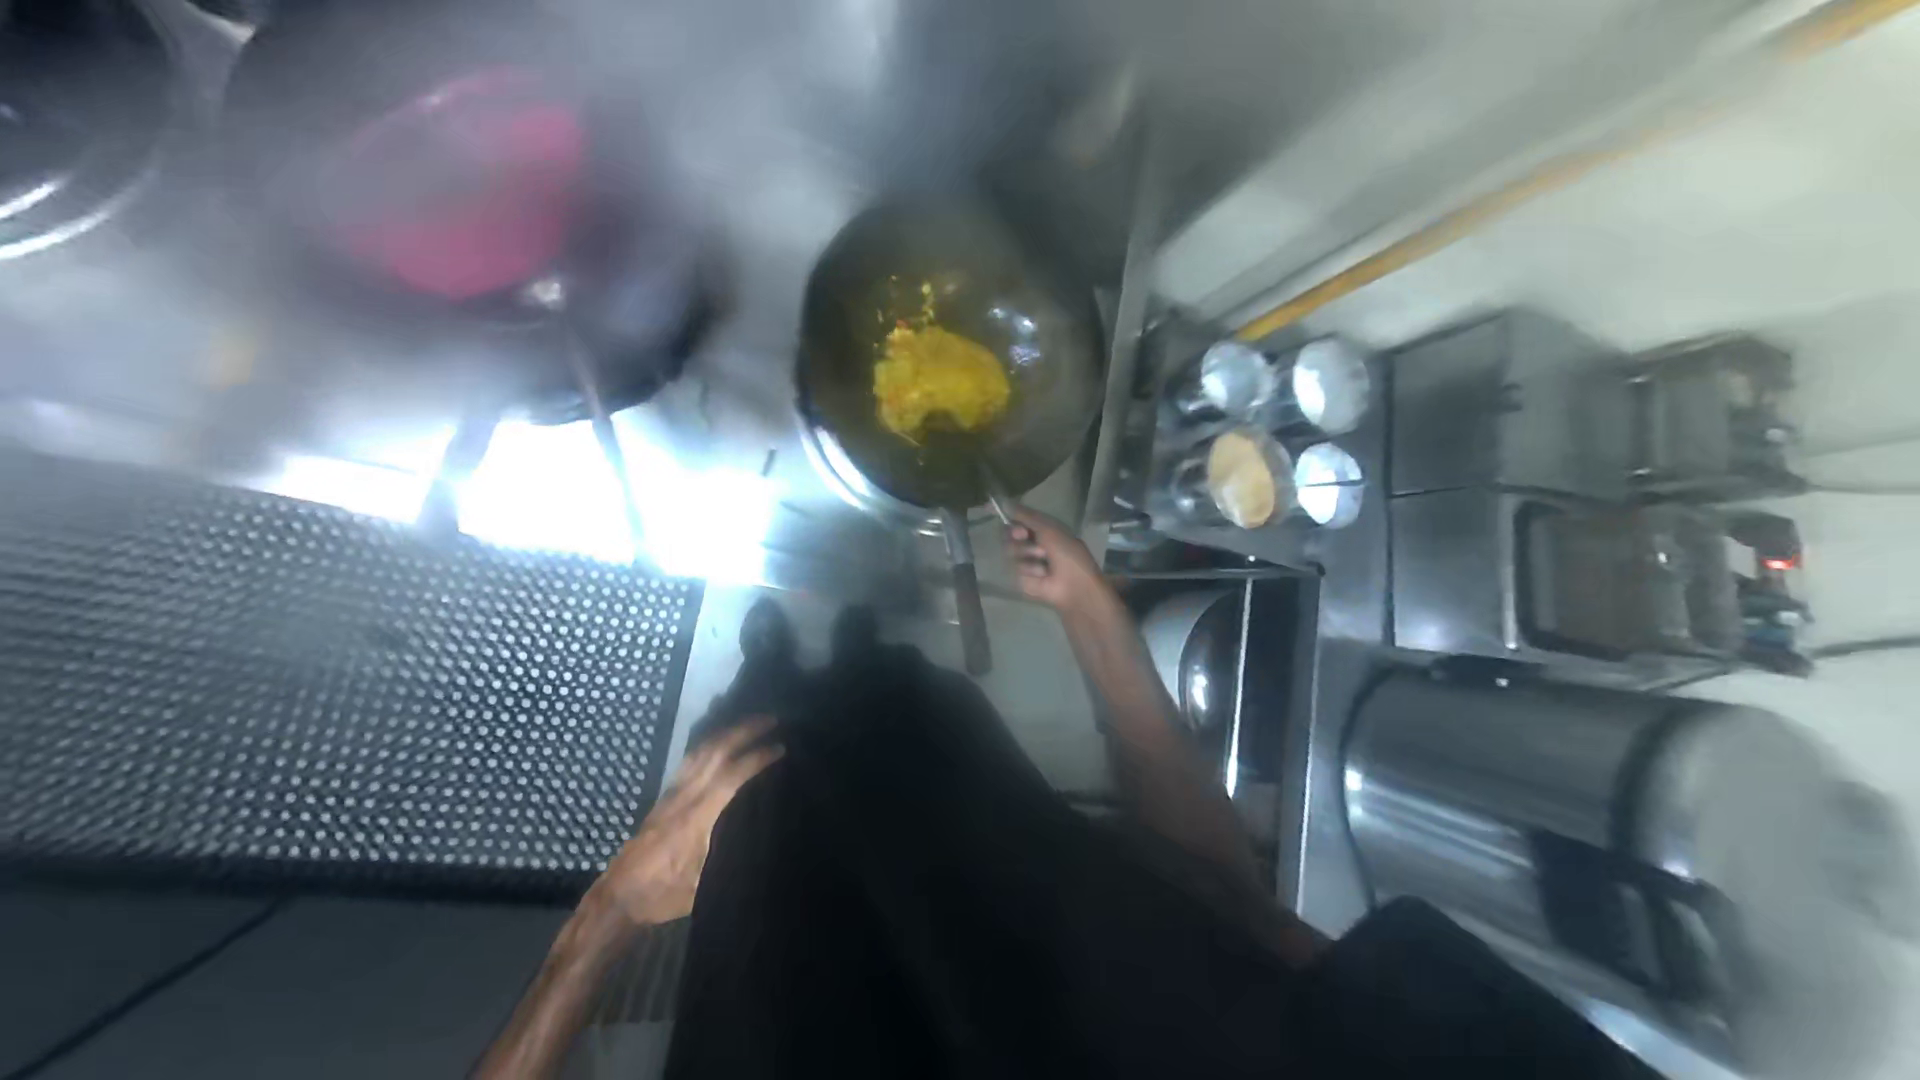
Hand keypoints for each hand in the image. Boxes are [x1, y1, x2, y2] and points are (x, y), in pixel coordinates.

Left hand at [596, 715, 782, 926]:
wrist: (619, 896)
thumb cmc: (664, 892)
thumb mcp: (703, 887)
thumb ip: (735, 864)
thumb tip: (773, 851)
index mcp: (697, 816)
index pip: (731, 776)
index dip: (757, 758)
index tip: (780, 747)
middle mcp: (685, 796)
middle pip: (716, 751)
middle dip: (744, 730)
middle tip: (771, 719)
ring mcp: (672, 792)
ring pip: (701, 750)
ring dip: (727, 731)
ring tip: (750, 722)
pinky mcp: (665, 795)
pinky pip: (690, 758)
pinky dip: (710, 742)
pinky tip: (720, 740)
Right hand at [1005, 507, 1115, 618]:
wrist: (1074, 584)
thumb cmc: (1067, 553)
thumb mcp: (1048, 528)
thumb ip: (1026, 515)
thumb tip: (1003, 501)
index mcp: (1041, 529)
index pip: (1017, 518)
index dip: (1006, 514)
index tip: (989, 508)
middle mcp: (1031, 543)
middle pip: (1008, 533)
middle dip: (1016, 533)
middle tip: (1023, 536)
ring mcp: (1024, 561)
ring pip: (1009, 550)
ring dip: (1027, 552)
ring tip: (1043, 560)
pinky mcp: (1020, 578)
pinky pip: (1014, 567)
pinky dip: (1029, 569)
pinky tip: (1041, 575)